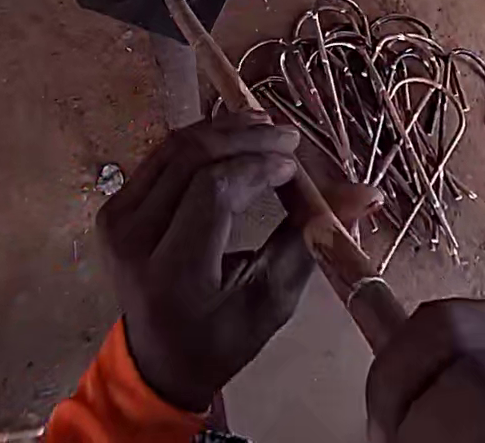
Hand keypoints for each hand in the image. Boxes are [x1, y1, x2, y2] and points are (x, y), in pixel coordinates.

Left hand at [96, 110, 309, 411]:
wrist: (156, 357)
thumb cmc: (221, 337)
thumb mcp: (272, 300)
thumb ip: (311, 238)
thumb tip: (367, 193)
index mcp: (170, 272)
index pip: (214, 190)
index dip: (258, 165)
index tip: (294, 165)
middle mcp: (134, 239)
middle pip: (194, 158)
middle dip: (248, 138)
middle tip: (290, 137)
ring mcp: (117, 217)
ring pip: (178, 146)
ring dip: (226, 128)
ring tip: (268, 126)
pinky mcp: (117, 203)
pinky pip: (166, 152)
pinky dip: (205, 135)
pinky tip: (238, 132)